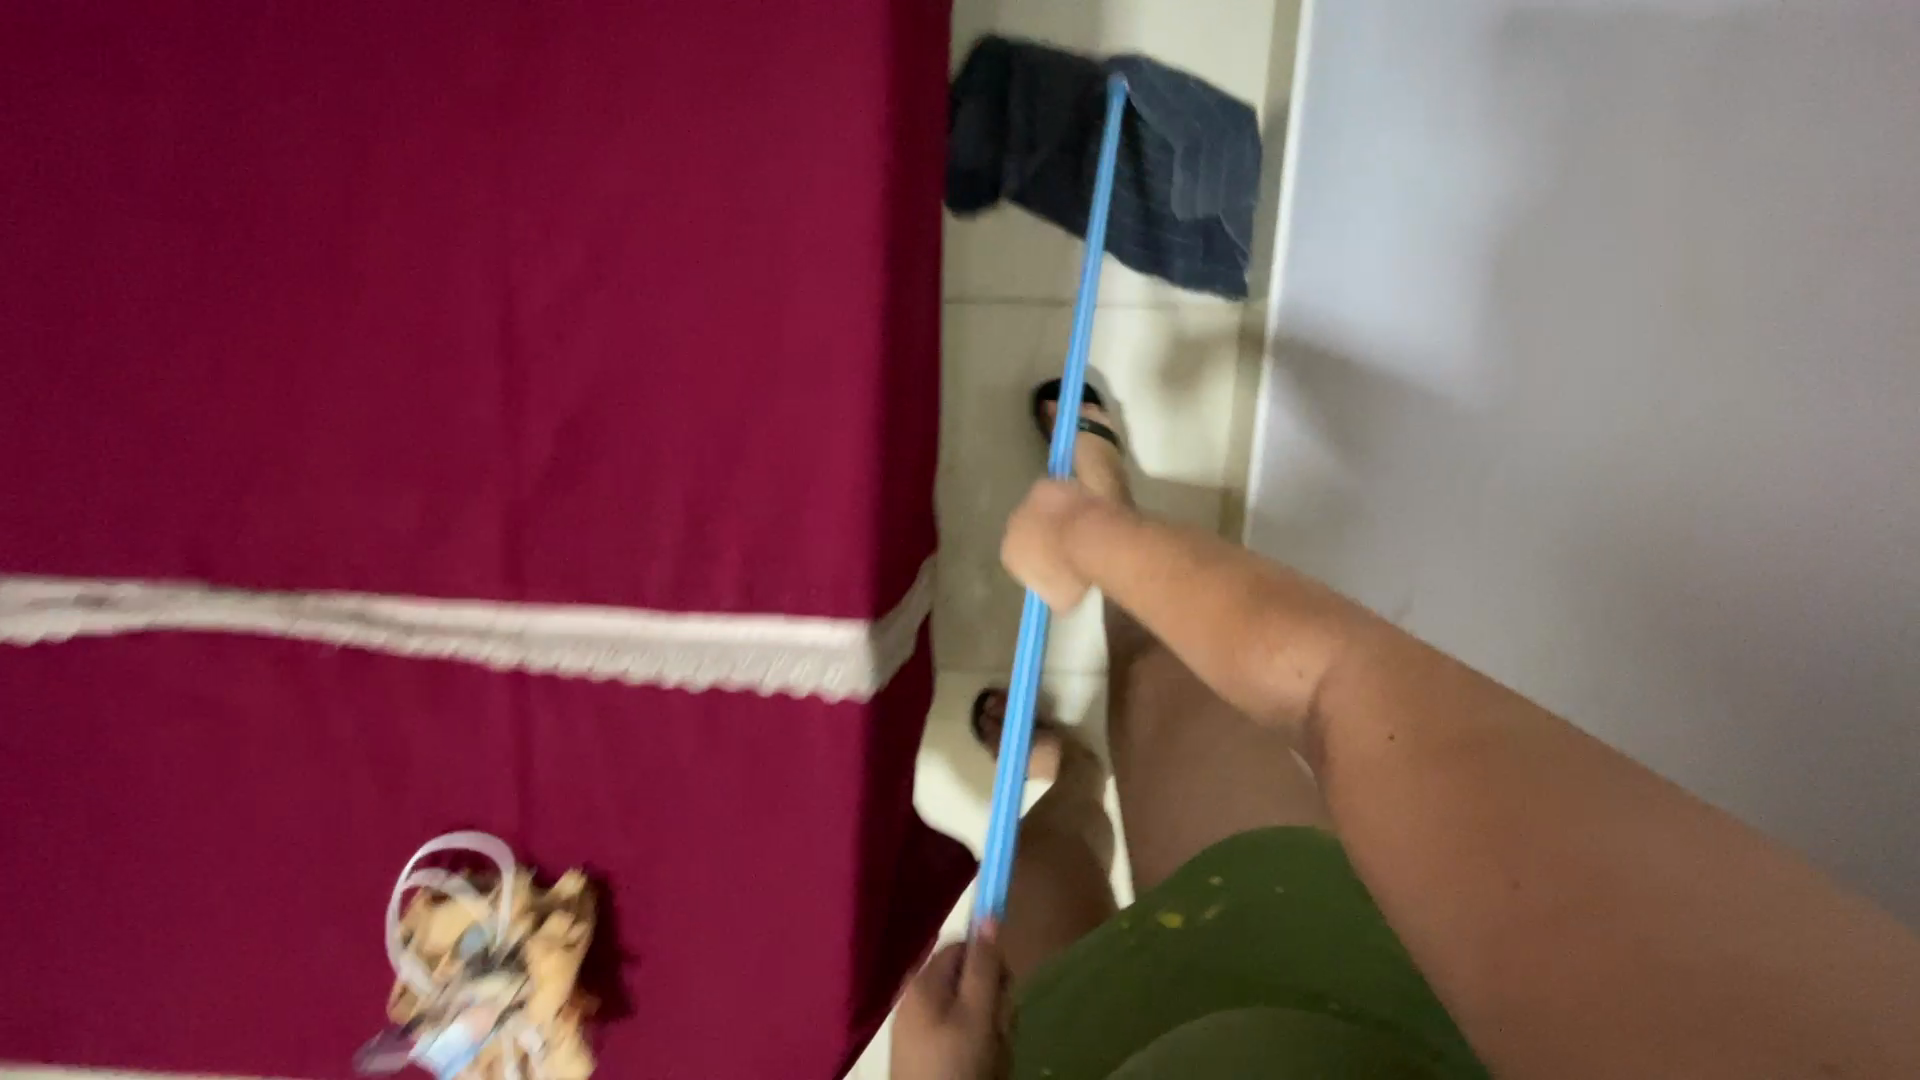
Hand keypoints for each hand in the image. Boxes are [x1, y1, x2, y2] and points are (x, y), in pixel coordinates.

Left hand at [890, 932, 1007, 1079]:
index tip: (1006, 988)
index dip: (989, 962)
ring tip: (990, 1056)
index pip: (962, 946)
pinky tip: (977, 1069)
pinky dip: (971, 1050)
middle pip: (964, 982)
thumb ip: (983, 966)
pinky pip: (952, 1038)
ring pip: (964, 1013)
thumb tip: (988, 915)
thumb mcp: (977, 1014)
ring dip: (985, 1031)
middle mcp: (913, 996)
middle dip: (990, 1004)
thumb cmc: (953, 1065)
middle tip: (998, 1030)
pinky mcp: (917, 1054)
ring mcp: (912, 1027)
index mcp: (922, 979)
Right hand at [1001, 479, 1106, 610]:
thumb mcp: (1062, 598)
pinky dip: (1069, 499)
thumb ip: (1054, 593)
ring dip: (1055, 515)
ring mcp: (1030, 500)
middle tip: (1068, 547)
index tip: (1058, 569)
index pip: (1020, 560)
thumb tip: (1061, 596)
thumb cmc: (1070, 575)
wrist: (1086, 539)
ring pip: (1041, 508)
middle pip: (1028, 529)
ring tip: (1080, 526)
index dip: (1040, 563)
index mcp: (1009, 554)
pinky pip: (1057, 493)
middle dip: (1043, 535)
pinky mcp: (1050, 484)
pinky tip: (1086, 509)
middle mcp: (1012, 524)